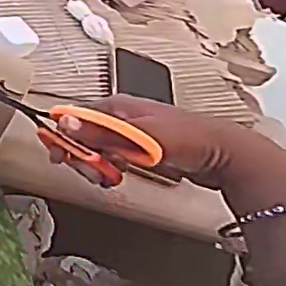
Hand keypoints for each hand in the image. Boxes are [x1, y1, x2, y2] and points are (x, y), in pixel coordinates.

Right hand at [44, 95, 285, 190]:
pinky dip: (106, 168)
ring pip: (94, 148)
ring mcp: (128, 132)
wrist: (226, 155)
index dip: (62, 137)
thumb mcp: (139, 135)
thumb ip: (100, 130)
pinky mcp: (137, 147)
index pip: (73, 117)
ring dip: (93, 166)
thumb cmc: (186, 139)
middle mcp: (118, 116)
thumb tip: (64, 122)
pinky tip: (115, 177)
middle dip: (80, 156)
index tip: (60, 156)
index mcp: (115, 106)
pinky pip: (109, 157)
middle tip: (90, 174)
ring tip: (106, 179)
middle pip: (81, 135)